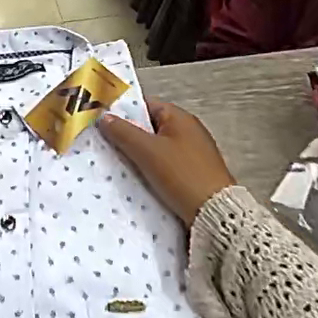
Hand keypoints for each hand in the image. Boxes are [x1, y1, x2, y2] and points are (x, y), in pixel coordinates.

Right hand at [97, 100, 235, 223]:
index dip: (125, 113)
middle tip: (106, 147)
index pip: (147, 106)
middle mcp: (189, 129)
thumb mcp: (148, 152)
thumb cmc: (181, 174)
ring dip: (141, 155)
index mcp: (180, 117)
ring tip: (119, 165)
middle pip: (151, 127)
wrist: (213, 212)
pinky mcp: (195, 171)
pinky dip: (154, 169)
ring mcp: (194, 151)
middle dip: (130, 136)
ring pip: (158, 147)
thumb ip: (124, 133)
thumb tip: (104, 116)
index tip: (104, 125)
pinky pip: (168, 164)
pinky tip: (140, 181)